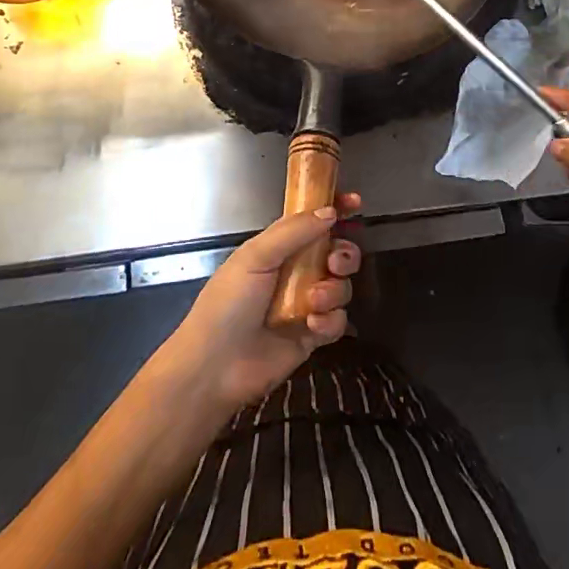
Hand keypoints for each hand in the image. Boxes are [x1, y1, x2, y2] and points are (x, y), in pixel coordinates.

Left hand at [153, 193, 363, 415]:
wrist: (215, 366)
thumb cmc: (227, 304)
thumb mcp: (255, 258)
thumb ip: (293, 232)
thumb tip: (330, 212)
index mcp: (276, 248)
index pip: (310, 221)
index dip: (334, 209)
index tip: (354, 202)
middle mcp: (294, 273)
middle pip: (336, 253)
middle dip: (343, 254)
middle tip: (334, 263)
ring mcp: (305, 304)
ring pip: (341, 287)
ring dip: (333, 291)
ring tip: (313, 302)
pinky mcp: (313, 335)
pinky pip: (338, 320)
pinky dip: (330, 321)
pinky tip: (311, 326)